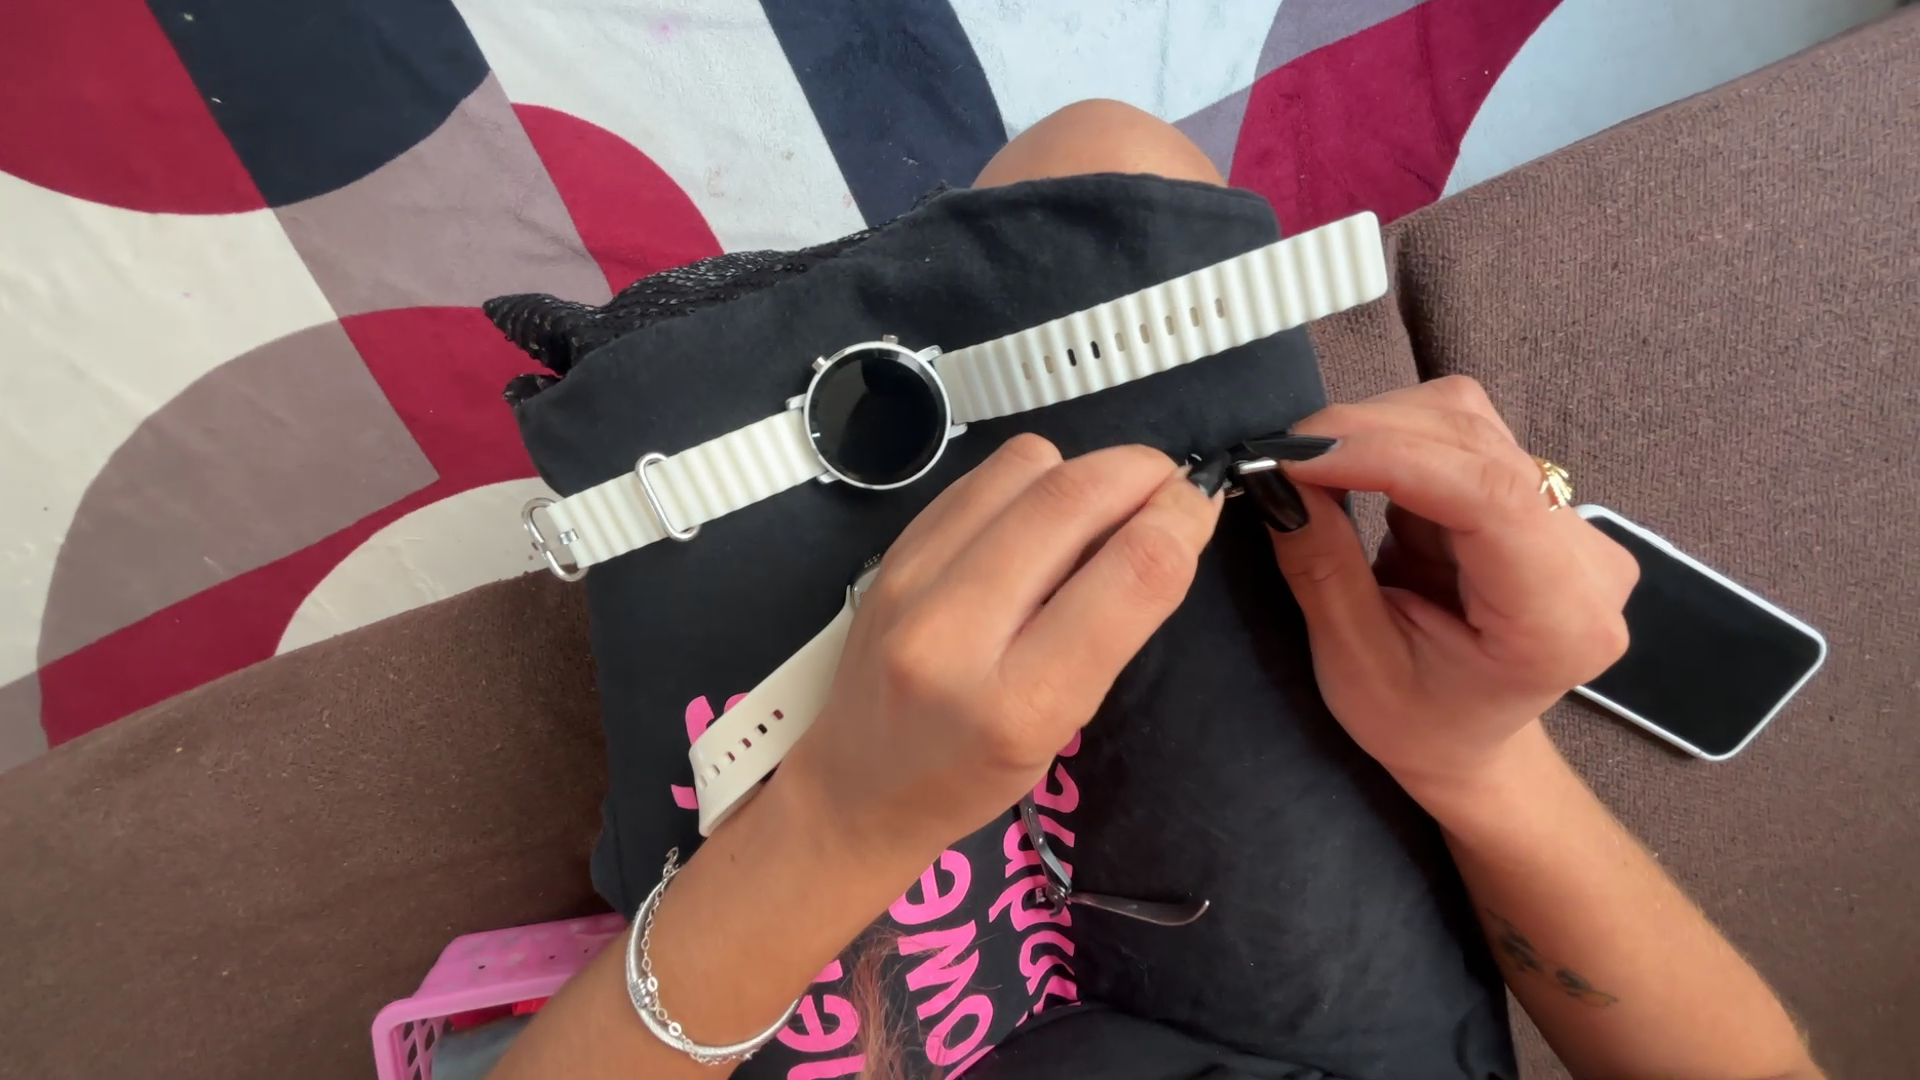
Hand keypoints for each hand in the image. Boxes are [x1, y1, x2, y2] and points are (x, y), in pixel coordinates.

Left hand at [777, 435, 1222, 859]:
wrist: (858, 785)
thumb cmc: (972, 776)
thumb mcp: (1062, 726)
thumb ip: (1112, 624)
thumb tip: (1164, 523)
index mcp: (1019, 702)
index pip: (1128, 576)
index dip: (1181, 521)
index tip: (1199, 506)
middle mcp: (954, 629)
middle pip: (1070, 499)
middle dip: (1140, 472)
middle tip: (1166, 484)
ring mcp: (909, 580)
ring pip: (1023, 467)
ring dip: (1083, 468)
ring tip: (1096, 505)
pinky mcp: (889, 552)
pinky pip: (979, 477)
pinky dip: (1029, 477)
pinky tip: (1036, 512)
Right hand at [1266, 377, 1639, 803]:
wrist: (1467, 738)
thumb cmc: (1412, 721)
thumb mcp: (1351, 660)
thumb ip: (1321, 565)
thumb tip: (1277, 478)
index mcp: (1556, 619)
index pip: (1489, 496)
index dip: (1387, 457)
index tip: (1293, 457)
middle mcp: (1584, 555)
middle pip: (1475, 443)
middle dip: (1364, 434)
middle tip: (1278, 458)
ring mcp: (1567, 519)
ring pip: (1465, 422)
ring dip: (1373, 430)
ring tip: (1310, 469)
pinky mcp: (1531, 498)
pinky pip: (1455, 435)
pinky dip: (1386, 440)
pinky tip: (1350, 473)